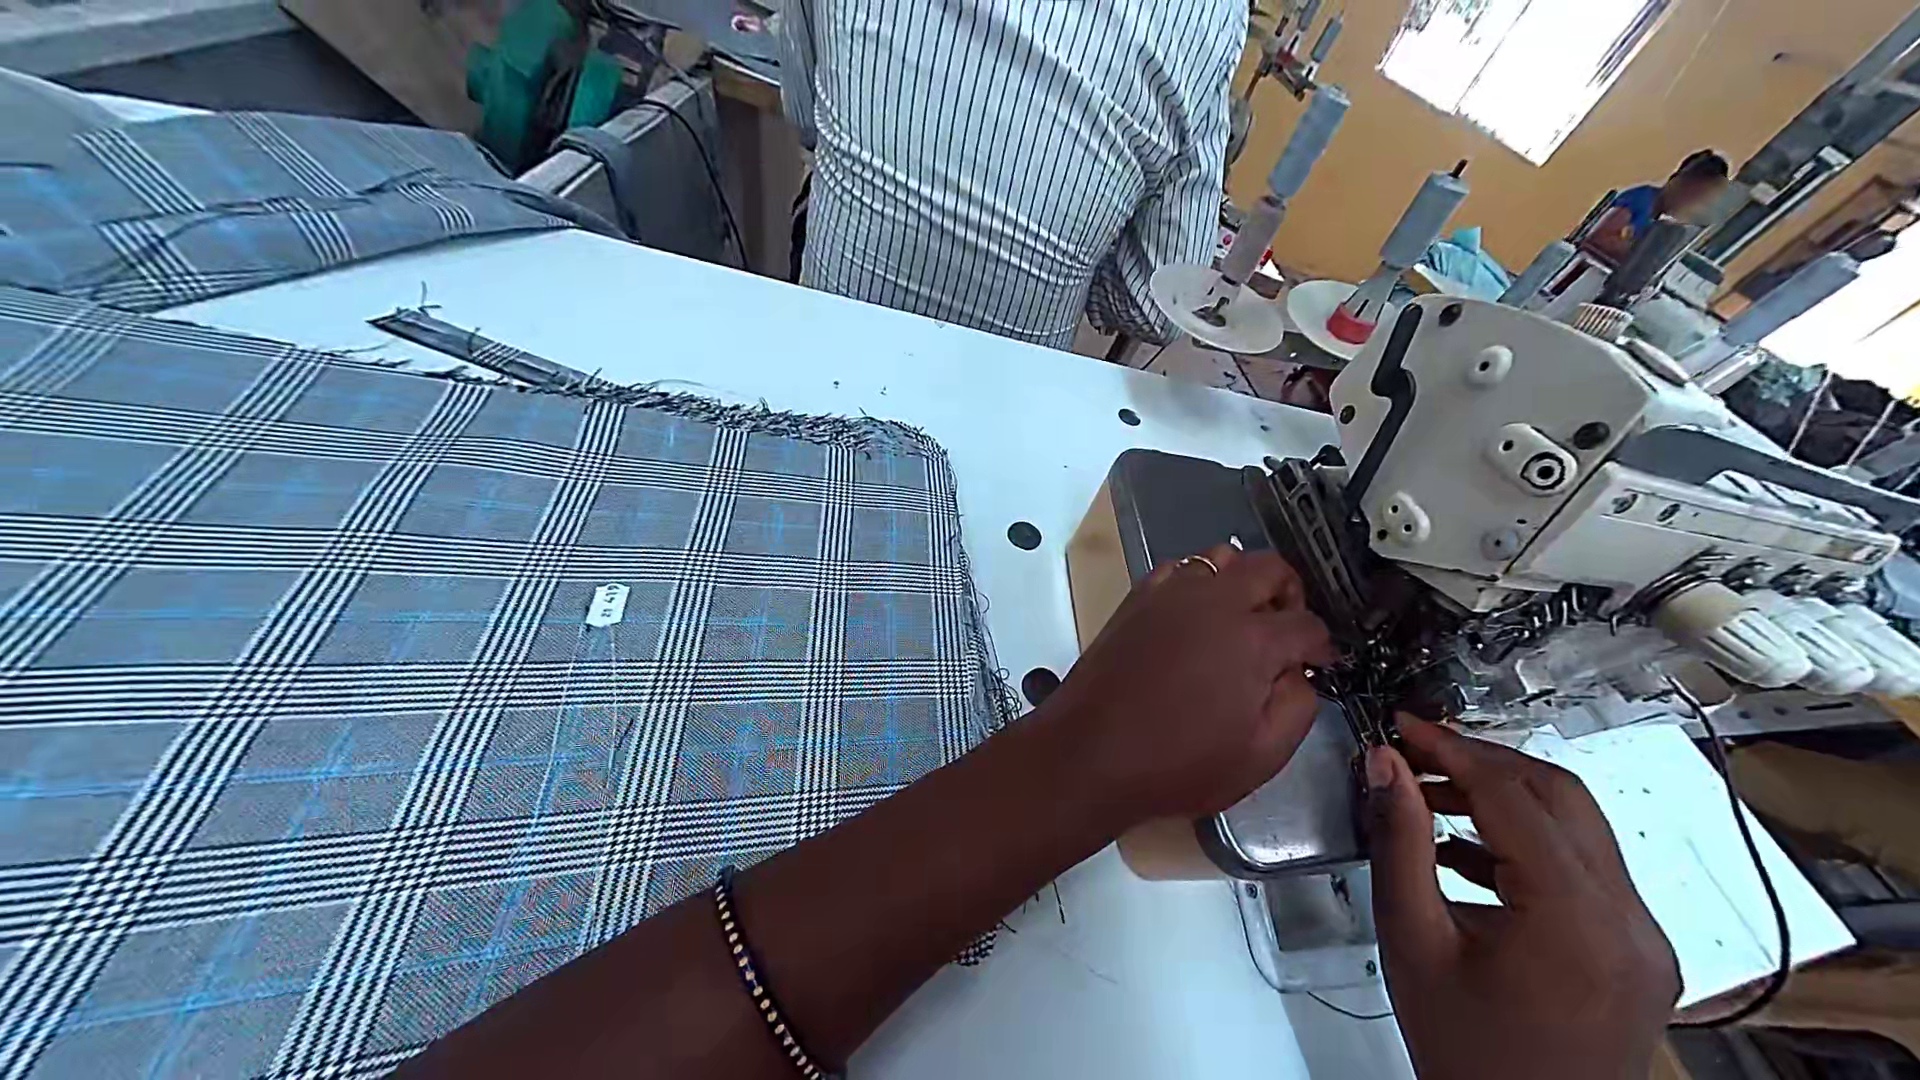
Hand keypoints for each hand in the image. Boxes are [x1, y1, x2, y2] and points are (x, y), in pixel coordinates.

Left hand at [1043, 544, 1332, 824]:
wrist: (1089, 753)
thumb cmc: (1176, 764)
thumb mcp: (1260, 755)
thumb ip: (1297, 705)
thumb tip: (1298, 672)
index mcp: (1251, 639)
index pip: (1306, 623)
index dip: (1321, 645)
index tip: (1318, 662)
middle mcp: (1212, 602)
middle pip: (1269, 567)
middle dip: (1289, 594)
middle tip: (1285, 629)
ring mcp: (1169, 594)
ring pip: (1220, 557)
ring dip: (1241, 580)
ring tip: (1240, 620)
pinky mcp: (1135, 599)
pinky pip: (1177, 570)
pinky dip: (1196, 582)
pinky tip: (1193, 617)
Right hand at [1368, 716, 1679, 1079]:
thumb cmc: (1458, 1038)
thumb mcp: (1411, 933)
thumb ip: (1399, 838)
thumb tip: (1384, 760)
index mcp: (1578, 920)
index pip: (1515, 797)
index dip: (1453, 748)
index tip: (1401, 722)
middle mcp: (1631, 919)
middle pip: (1561, 796)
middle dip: (1481, 760)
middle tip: (1413, 749)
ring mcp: (1643, 935)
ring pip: (1576, 823)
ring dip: (1500, 793)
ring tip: (1425, 791)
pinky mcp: (1635, 946)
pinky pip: (1580, 862)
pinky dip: (1519, 835)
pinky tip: (1458, 846)